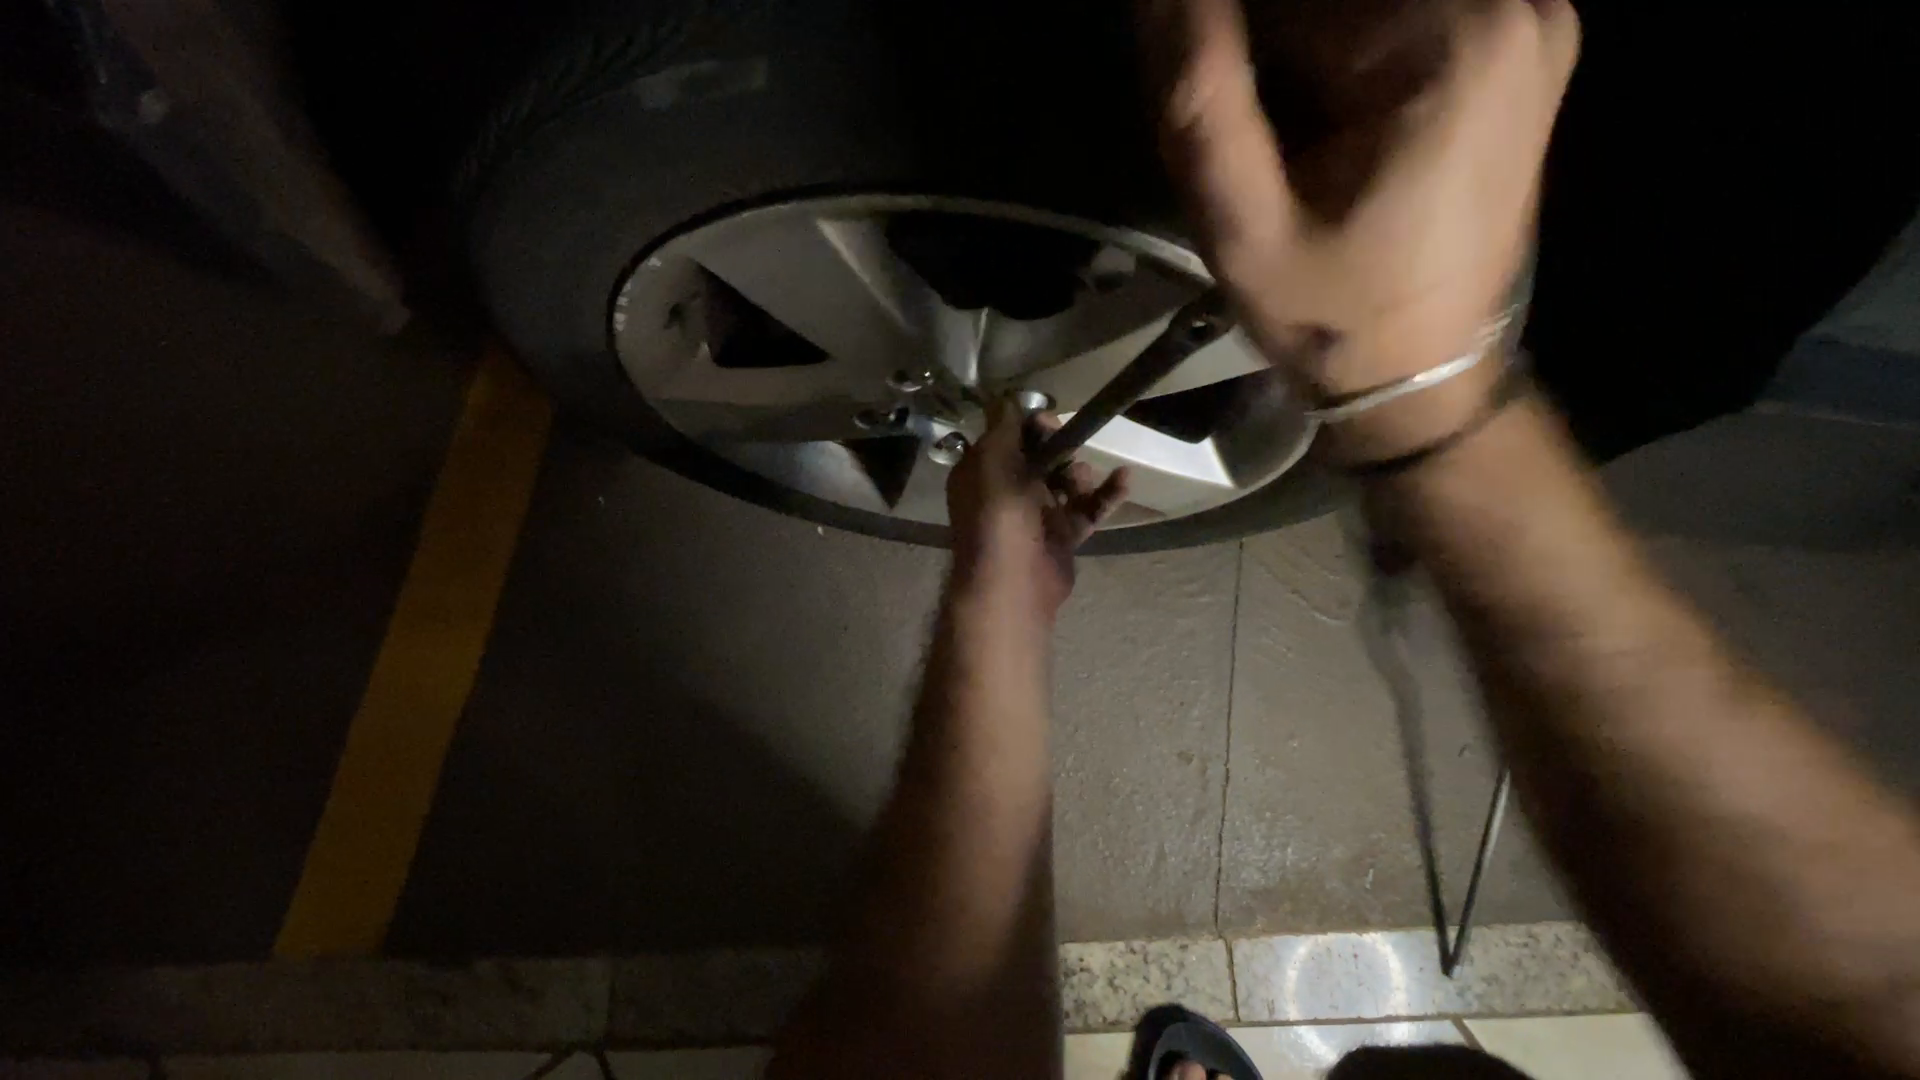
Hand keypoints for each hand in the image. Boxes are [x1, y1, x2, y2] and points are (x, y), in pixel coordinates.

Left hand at [946, 400, 1129, 618]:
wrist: (1011, 583)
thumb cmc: (997, 516)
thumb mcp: (992, 461)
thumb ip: (1003, 427)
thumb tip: (1005, 398)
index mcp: (982, 471)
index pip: (1008, 437)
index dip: (1031, 426)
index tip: (1051, 422)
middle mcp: (1006, 490)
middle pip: (1041, 456)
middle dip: (1060, 449)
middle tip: (1068, 451)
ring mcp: (1036, 514)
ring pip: (1066, 481)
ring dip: (1080, 473)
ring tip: (1080, 479)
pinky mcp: (1062, 535)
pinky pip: (1087, 508)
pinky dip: (1105, 494)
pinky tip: (1126, 478)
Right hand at [1146, 0, 1579, 456]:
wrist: (1421, 379)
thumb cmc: (1329, 320)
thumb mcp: (1242, 229)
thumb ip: (1200, 100)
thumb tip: (1160, 0)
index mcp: (1445, 43)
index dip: (1225, 27)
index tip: (1200, 91)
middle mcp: (1509, 5)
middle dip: (1266, 38)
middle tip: (1251, 138)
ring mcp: (1528, 21)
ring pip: (1365, 4)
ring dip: (1297, 45)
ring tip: (1278, 138)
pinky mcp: (1518, 48)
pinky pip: (1404, 18)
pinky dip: (1341, 49)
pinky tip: (1318, 117)